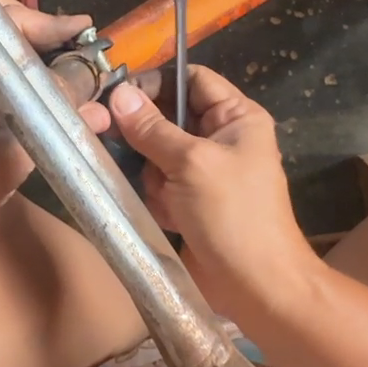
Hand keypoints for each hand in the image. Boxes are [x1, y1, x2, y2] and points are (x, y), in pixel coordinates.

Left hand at [0, 1, 106, 256]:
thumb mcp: (15, 153)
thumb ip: (57, 116)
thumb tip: (99, 100)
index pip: (12, 21)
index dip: (54, 25)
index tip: (86, 30)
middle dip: (35, 27)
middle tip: (68, 44)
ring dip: (17, 41)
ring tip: (52, 59)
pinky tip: (22, 77)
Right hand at [107, 66, 322, 318]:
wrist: (257, 287)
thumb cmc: (233, 215)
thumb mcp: (191, 163)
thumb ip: (152, 128)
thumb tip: (119, 93)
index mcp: (236, 117)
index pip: (191, 79)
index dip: (156, 82)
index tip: (116, 95)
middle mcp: (220, 138)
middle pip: (168, 116)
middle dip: (145, 135)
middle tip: (110, 139)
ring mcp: (204, 172)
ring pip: (156, 153)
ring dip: (153, 174)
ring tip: (164, 197)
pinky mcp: (190, 201)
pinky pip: (159, 184)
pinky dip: (158, 198)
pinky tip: (168, 216)